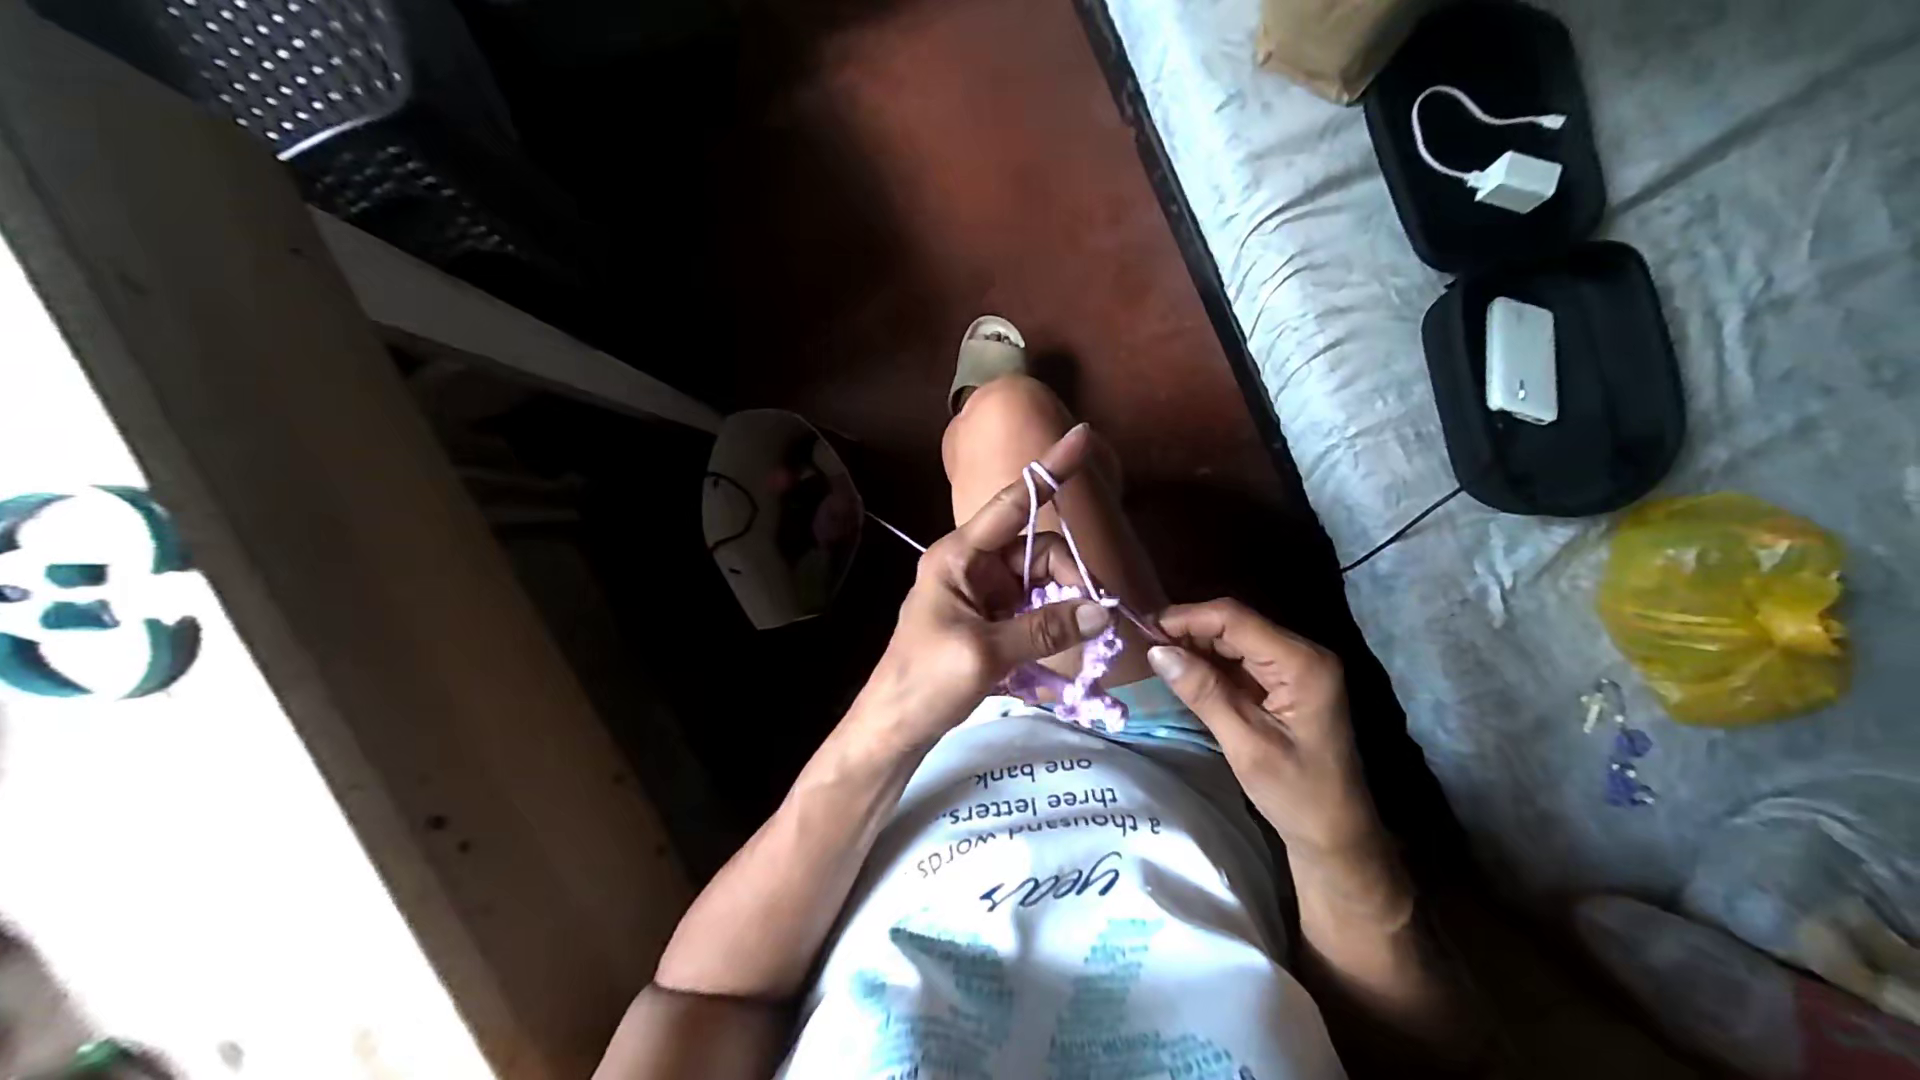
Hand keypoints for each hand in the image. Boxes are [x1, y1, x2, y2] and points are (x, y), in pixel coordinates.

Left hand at [855, 425, 1112, 747]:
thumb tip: (1102, 611)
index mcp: (959, 556)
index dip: (1050, 470)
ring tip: (1081, 651)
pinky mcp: (992, 620)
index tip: (1083, 434)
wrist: (896, 726)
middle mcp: (974, 566)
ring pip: (1043, 583)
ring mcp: (984, 594)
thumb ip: (1043, 629)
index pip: (1013, 504)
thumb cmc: (925, 681)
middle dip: (1070, 579)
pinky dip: (1053, 633)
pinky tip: (1066, 669)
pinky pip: (1035, 613)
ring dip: (1066, 611)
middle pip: (1040, 551)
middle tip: (1094, 622)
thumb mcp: (985, 654)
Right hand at [1148, 600, 1403, 913]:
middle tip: (1144, 645)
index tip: (1145, 628)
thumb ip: (1203, 692)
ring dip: (1196, 644)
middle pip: (1235, 623)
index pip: (1236, 619)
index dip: (1188, 618)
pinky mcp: (1284, 681)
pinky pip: (1240, 658)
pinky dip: (1209, 661)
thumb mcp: (1245, 744)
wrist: (1336, 834)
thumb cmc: (1297, 793)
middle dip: (1189, 630)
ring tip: (1157, 656)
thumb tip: (1157, 651)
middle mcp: (1302, 654)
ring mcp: (1295, 667)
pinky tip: (1183, 670)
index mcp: (1301, 664)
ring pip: (1234, 638)